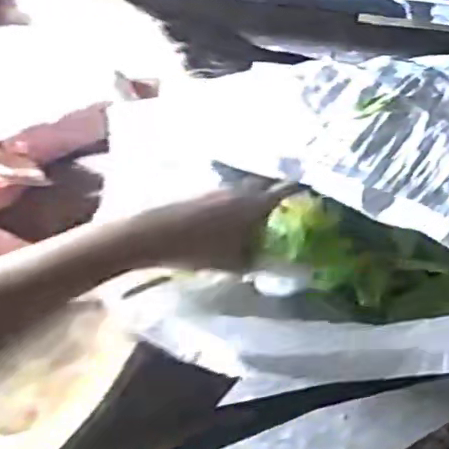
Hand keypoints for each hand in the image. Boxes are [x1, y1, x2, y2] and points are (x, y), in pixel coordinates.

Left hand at [122, 180, 298, 270]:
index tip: (313, 191)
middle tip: (284, 199)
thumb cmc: (193, 249)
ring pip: (242, 187)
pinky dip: (227, 201)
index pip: (291, 188)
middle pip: (267, 182)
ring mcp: (214, 190)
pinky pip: (220, 194)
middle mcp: (241, 191)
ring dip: (250, 195)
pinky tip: (222, 216)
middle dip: (277, 188)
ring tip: (252, 209)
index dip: (304, 188)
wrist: (136, 238)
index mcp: (258, 203)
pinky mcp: (192, 194)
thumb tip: (279, 265)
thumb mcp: (232, 263)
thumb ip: (258, 261)